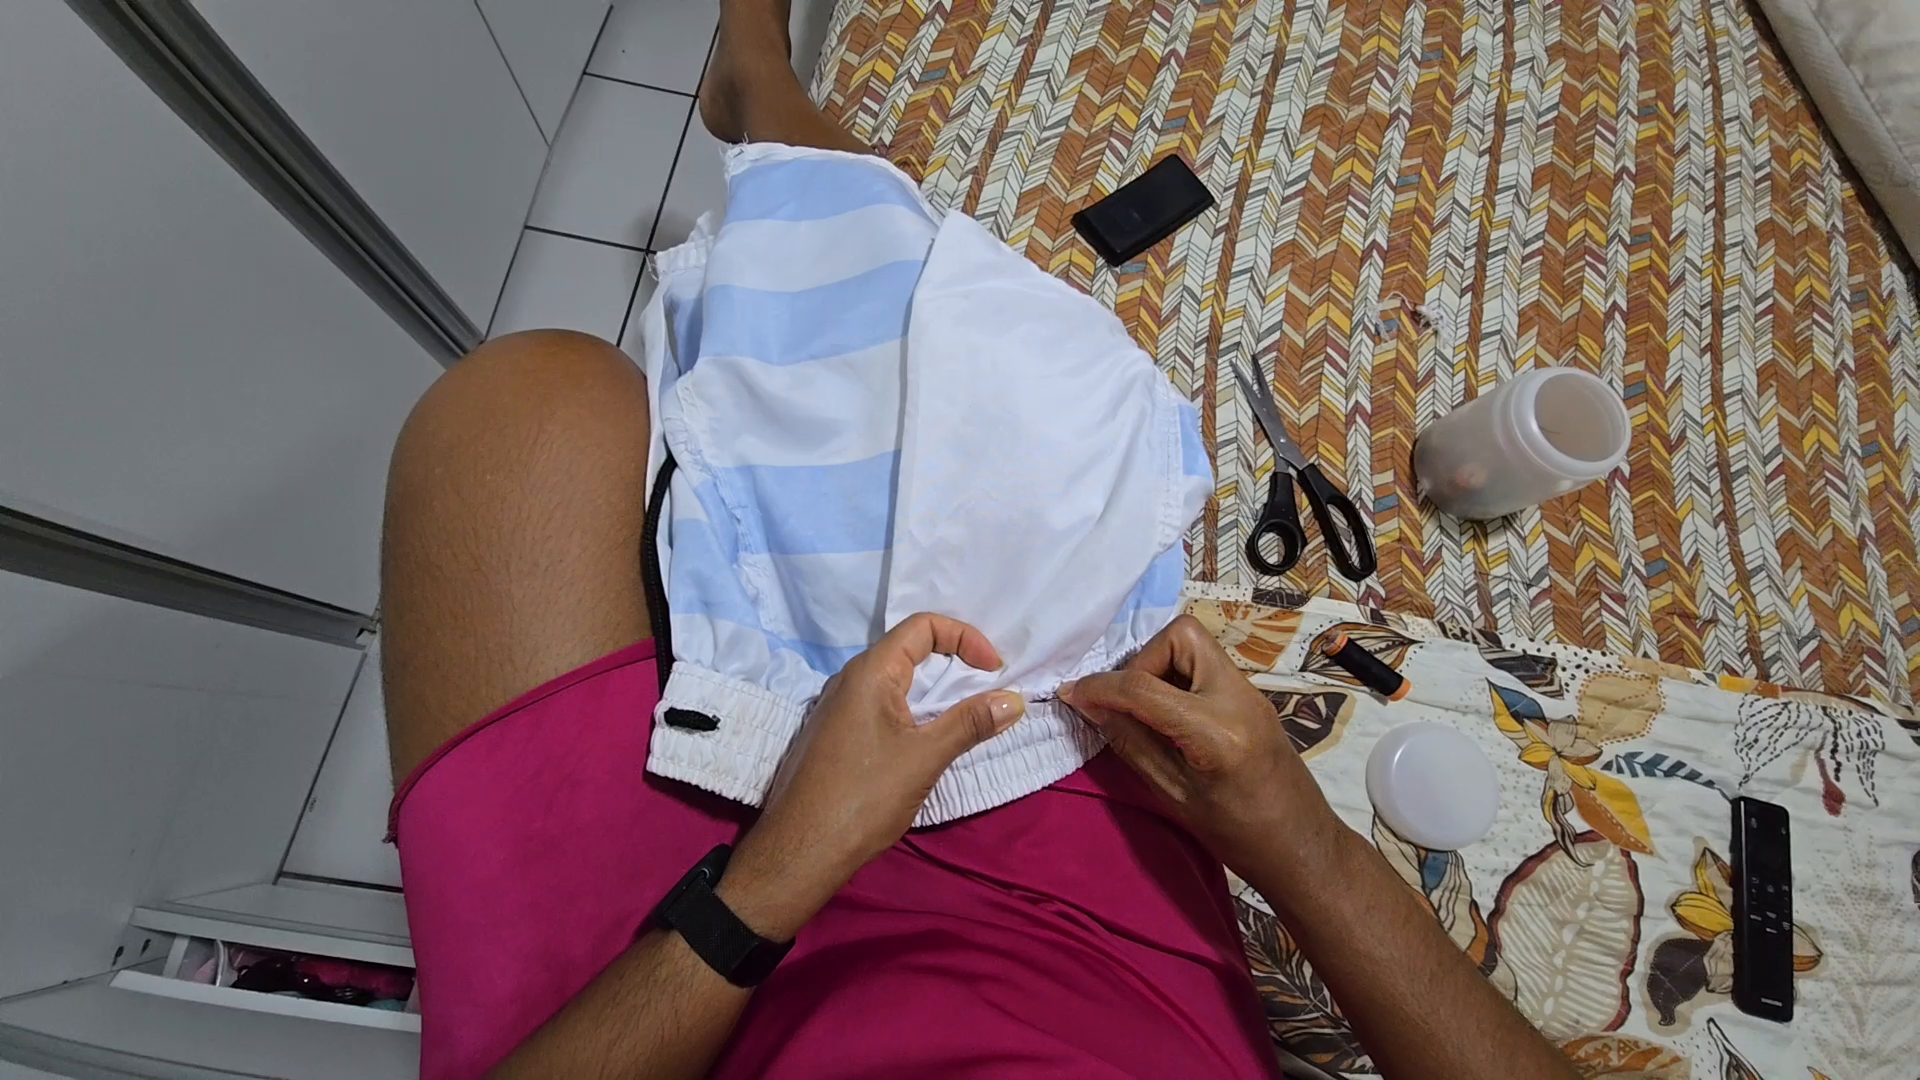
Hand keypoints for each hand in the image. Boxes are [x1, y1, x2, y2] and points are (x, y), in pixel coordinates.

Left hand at [719, 613, 1023, 938]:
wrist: (800, 853)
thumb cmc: (863, 798)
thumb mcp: (925, 757)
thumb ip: (970, 723)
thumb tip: (1014, 700)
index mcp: (871, 671)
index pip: (923, 626)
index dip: (965, 637)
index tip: (995, 669)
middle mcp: (851, 678)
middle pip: (910, 648)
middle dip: (955, 661)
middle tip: (988, 687)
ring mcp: (841, 706)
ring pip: (897, 678)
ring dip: (936, 688)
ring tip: (968, 712)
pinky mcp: (838, 732)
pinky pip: (884, 703)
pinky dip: (916, 708)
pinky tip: (930, 736)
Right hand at [1059, 615, 1347, 875]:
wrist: (1303, 850)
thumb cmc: (1237, 837)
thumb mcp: (1172, 795)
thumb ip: (1129, 741)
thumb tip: (1088, 704)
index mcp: (1216, 731)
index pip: (1144, 686)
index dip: (1100, 687)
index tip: (1072, 694)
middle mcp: (1237, 696)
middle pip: (1180, 636)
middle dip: (1141, 660)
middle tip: (1127, 702)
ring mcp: (1249, 692)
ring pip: (1193, 643)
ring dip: (1158, 666)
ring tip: (1146, 708)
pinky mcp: (1251, 696)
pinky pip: (1204, 665)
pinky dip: (1176, 677)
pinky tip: (1168, 713)